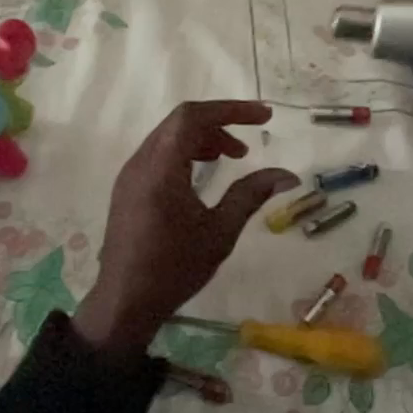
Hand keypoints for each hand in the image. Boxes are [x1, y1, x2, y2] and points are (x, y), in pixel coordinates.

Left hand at [72, 101, 297, 358]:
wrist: (125, 301)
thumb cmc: (174, 268)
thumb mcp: (219, 232)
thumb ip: (250, 195)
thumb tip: (287, 174)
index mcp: (160, 168)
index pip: (193, 117)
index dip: (231, 110)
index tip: (265, 117)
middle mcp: (140, 163)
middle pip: (180, 122)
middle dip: (219, 123)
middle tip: (249, 143)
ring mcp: (130, 174)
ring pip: (168, 136)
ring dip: (202, 138)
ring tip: (232, 157)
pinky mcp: (128, 188)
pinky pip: (158, 154)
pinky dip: (184, 152)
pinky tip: (203, 173)